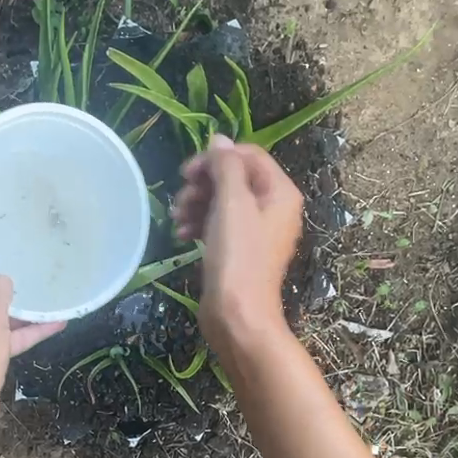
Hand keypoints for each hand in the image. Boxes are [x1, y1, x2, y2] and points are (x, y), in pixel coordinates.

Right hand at [171, 135, 303, 347]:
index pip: (248, 156)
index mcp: (280, 193)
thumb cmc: (237, 259)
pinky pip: (218, 227)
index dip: (216, 158)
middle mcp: (272, 209)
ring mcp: (255, 233)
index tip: (186, 173)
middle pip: (233, 179)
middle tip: (180, 200)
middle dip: (203, 185)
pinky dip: (199, 226)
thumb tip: (219, 140)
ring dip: (196, 205)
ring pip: (222, 204)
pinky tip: (181, 236)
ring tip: (177, 221)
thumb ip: (226, 167)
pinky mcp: (237, 253)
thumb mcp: (232, 204)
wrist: (237, 316)